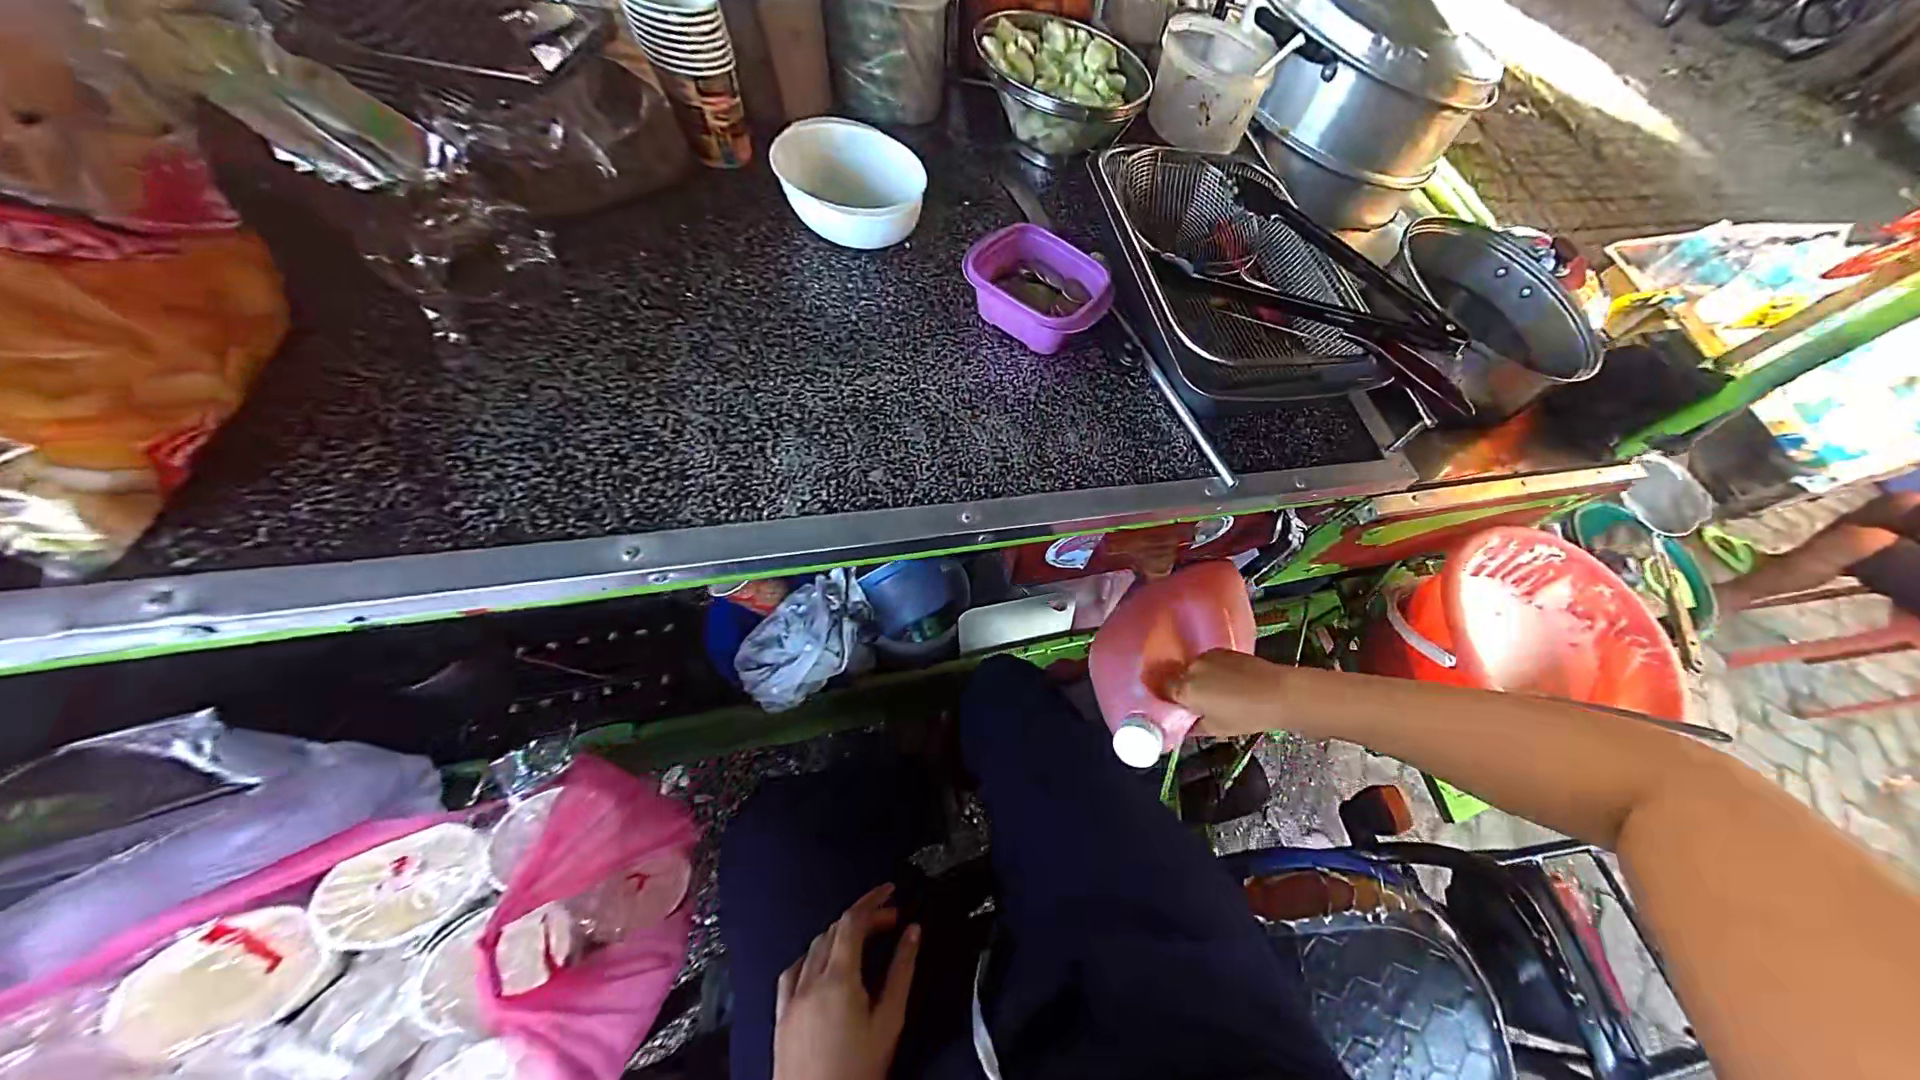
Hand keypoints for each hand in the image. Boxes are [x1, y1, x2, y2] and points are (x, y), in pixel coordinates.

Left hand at [773, 884, 919, 1079]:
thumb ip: (901, 972)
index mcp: (838, 978)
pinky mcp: (780, 1015)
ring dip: (839, 934)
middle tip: (890, 922)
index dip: (873, 900)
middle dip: (863, 918)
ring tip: (864, 939)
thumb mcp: (889, 1023)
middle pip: (834, 930)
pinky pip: (793, 970)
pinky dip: (812, 956)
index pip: (853, 921)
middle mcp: (809, 980)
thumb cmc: (859, 1071)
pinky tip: (823, 964)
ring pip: (814, 947)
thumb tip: (912, 932)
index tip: (892, 893)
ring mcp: (790, 998)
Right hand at [1168, 649, 1289, 737]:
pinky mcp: (1223, 650)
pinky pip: (1209, 661)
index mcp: (1185, 690)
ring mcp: (1207, 656)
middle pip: (1178, 677)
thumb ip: (1194, 726)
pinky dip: (1213, 670)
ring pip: (1194, 668)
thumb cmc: (1246, 715)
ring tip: (1218, 690)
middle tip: (1199, 702)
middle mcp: (1191, 669)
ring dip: (1199, 678)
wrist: (1279, 693)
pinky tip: (1229, 681)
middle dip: (1184, 687)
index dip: (1167, 696)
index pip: (1162, 688)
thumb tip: (1186, 723)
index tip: (1176, 705)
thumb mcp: (1217, 729)